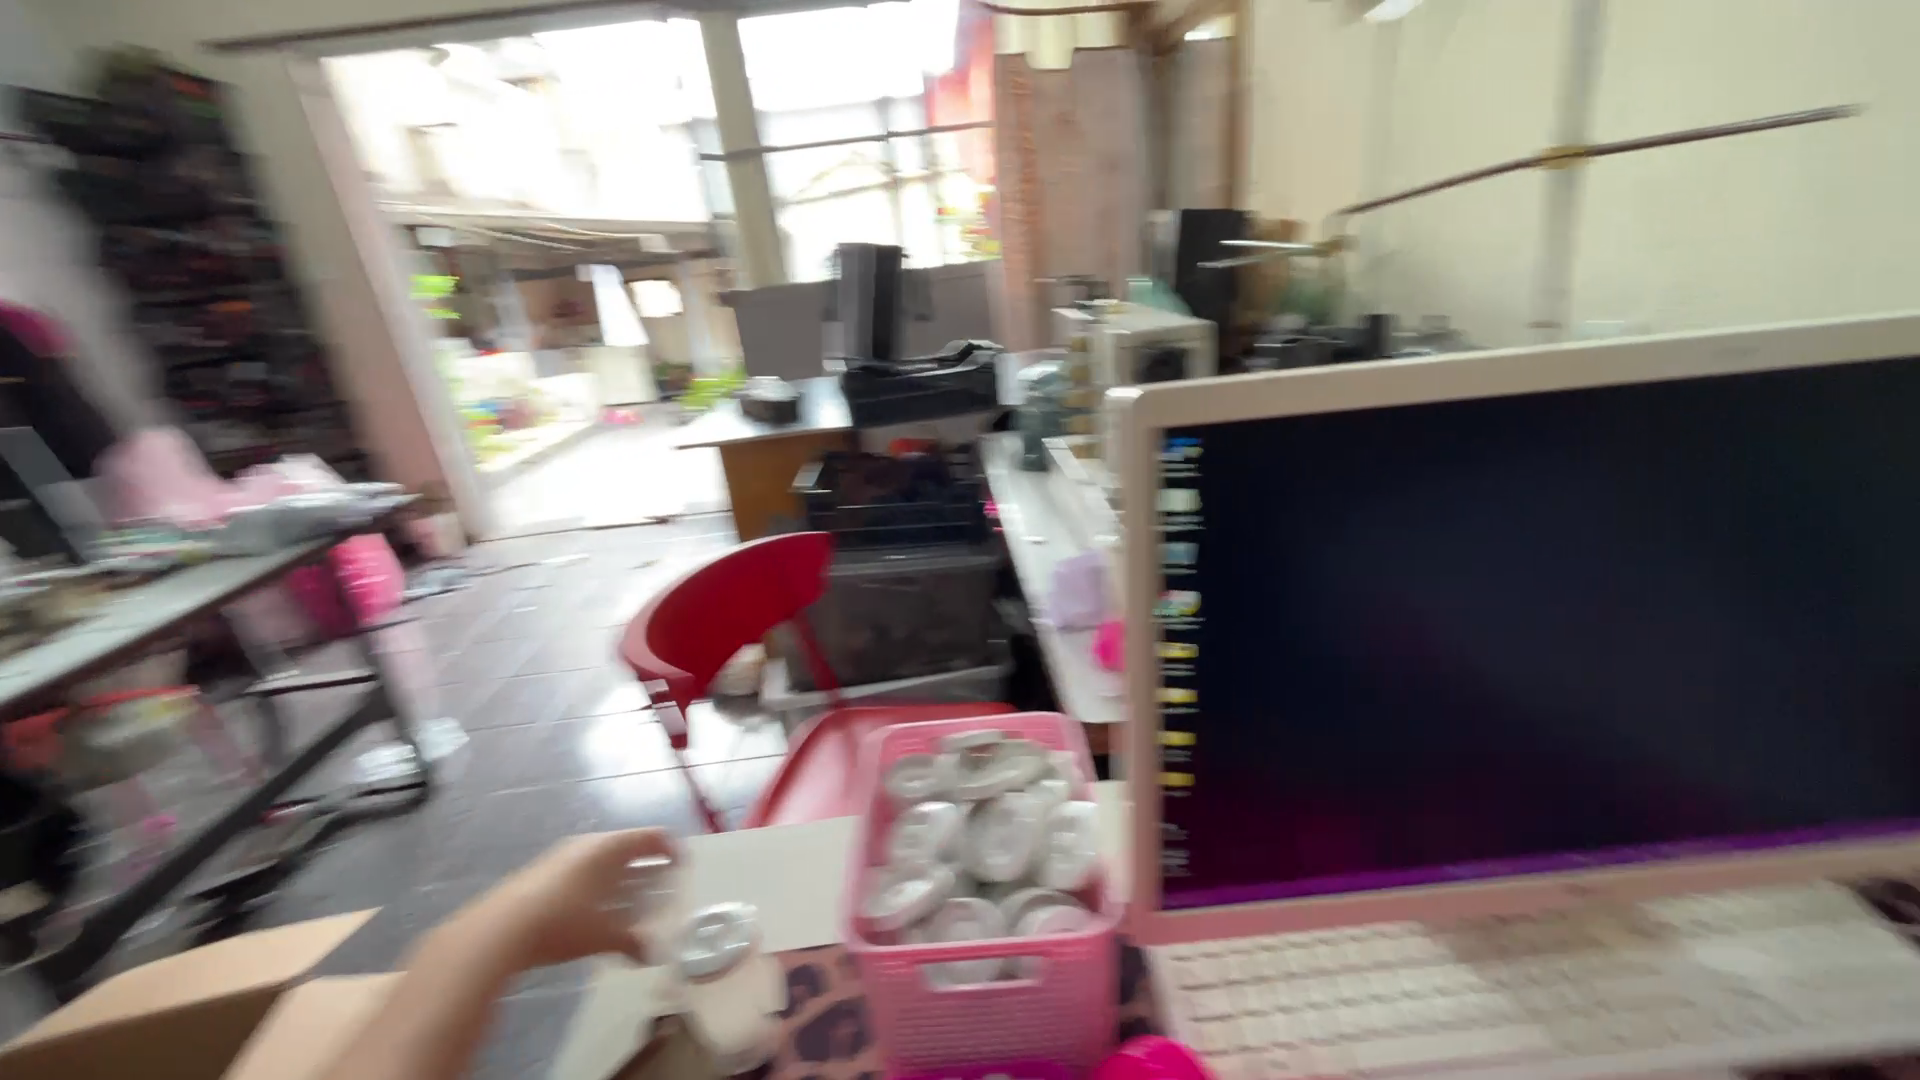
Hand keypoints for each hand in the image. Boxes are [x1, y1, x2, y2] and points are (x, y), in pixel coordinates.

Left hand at [440, 828, 678, 974]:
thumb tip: (652, 956)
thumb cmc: (563, 923)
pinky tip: (593, 913)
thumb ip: (632, 942)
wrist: (498, 932)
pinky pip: (584, 871)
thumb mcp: (604, 935)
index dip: (672, 850)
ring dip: (621, 879)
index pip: (653, 837)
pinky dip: (598, 885)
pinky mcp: (543, 872)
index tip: (682, 870)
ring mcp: (563, 856)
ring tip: (628, 905)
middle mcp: (590, 844)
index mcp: (611, 847)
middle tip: (658, 891)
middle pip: (629, 848)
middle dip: (646, 868)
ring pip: (604, 860)